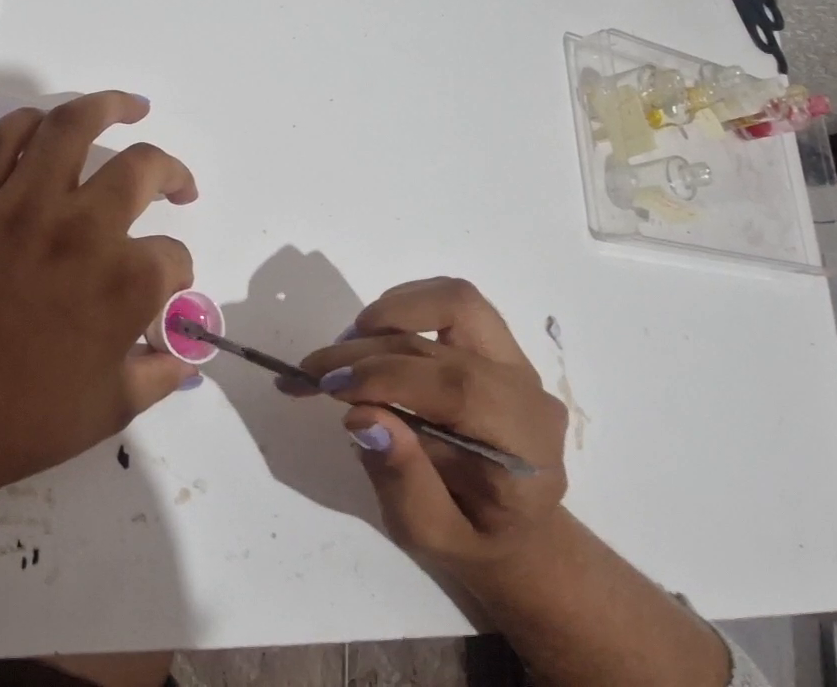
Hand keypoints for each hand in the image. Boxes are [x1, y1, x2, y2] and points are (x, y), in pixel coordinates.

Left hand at [0, 91, 199, 498]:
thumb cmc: (25, 420)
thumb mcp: (113, 409)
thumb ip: (159, 373)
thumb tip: (185, 354)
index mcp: (125, 283)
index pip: (173, 257)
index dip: (179, 273)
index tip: (168, 287)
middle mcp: (81, 230)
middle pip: (142, 168)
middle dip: (172, 172)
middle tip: (177, 186)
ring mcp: (23, 209)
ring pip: (70, 128)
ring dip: (108, 106)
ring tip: (132, 106)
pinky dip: (24, 122)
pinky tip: (45, 125)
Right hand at [296, 278, 567, 572]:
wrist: (514, 528)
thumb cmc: (470, 537)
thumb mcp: (429, 534)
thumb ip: (402, 481)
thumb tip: (363, 416)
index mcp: (525, 448)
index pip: (460, 387)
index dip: (387, 377)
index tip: (327, 388)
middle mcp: (527, 393)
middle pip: (446, 339)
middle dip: (366, 348)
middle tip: (310, 373)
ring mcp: (514, 363)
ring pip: (455, 300)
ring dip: (389, 312)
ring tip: (343, 349)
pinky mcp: (494, 346)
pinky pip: (450, 303)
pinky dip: (401, 309)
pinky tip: (369, 340)